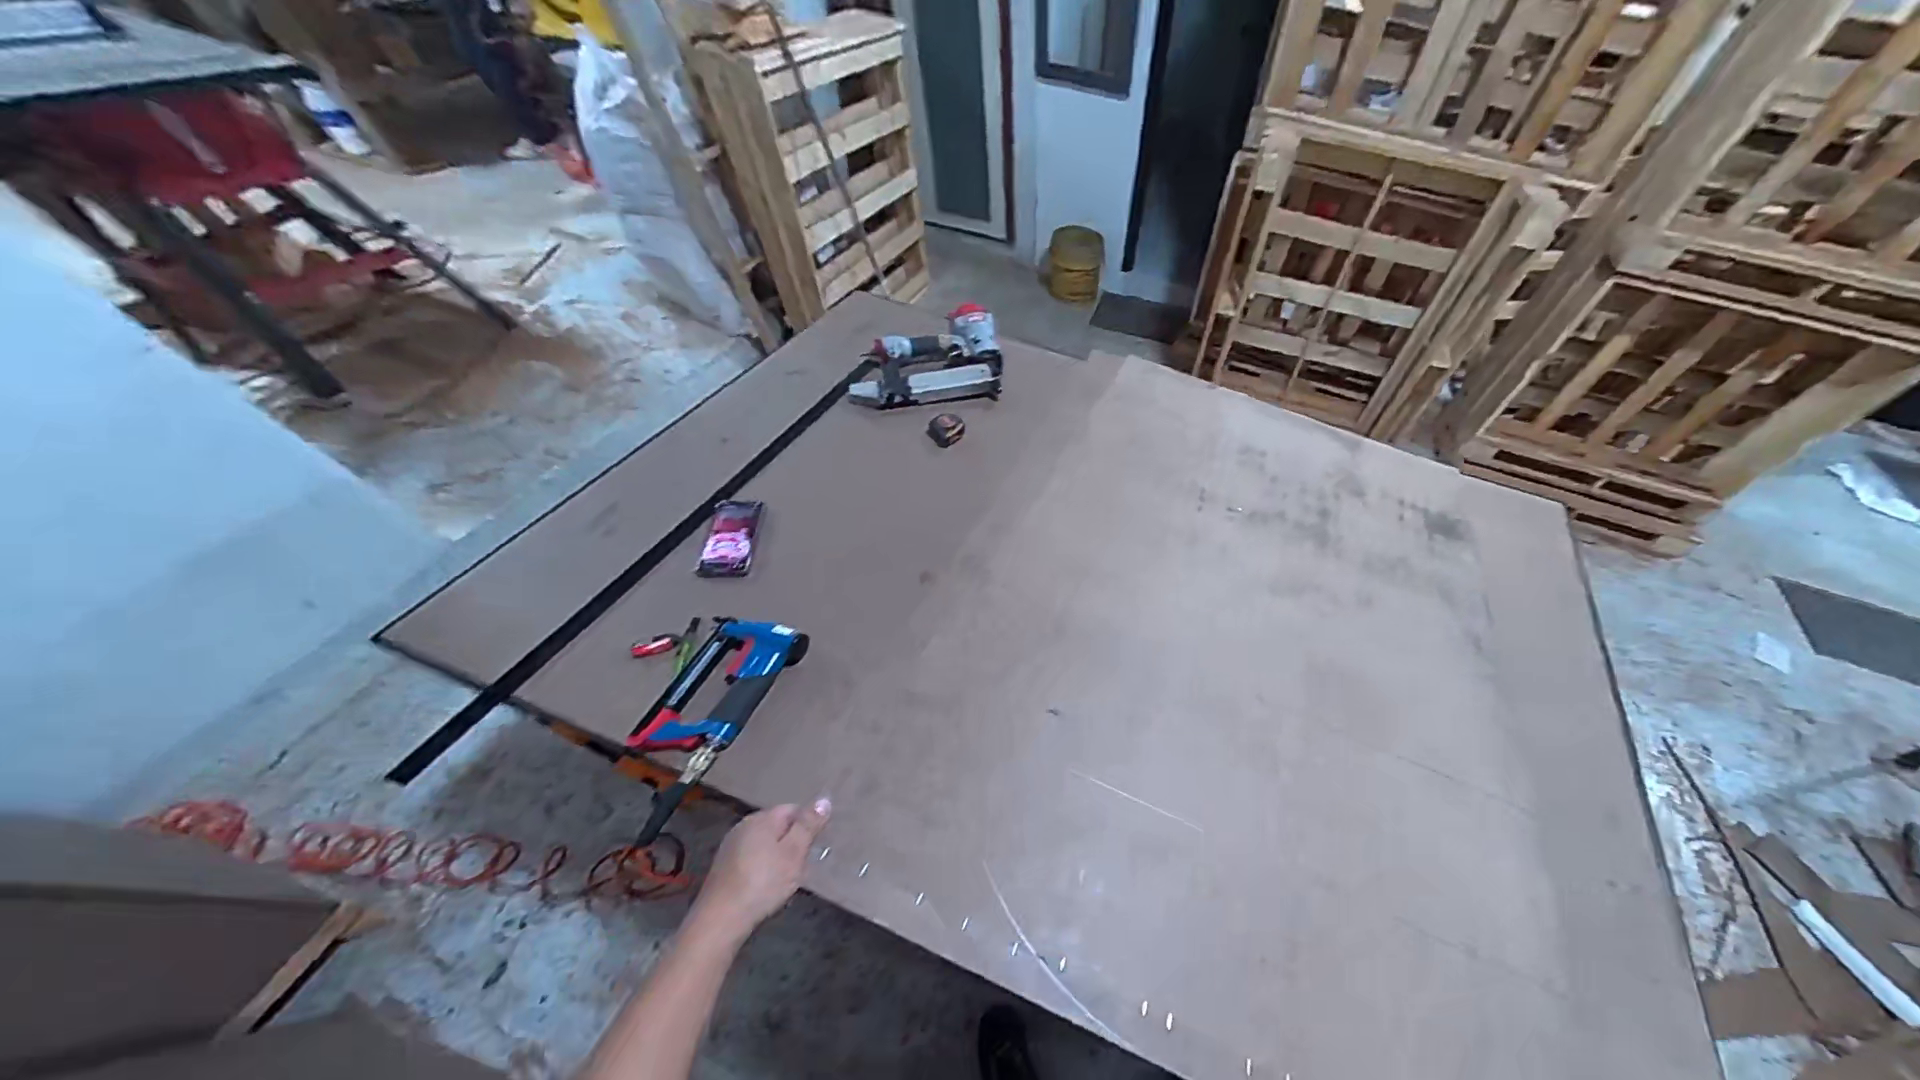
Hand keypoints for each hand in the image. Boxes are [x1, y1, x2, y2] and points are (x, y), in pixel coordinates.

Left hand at [685, 797, 830, 947]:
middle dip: (792, 842)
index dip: (806, 825)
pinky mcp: (724, 867)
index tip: (813, 848)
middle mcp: (744, 825)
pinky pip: (751, 858)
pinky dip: (762, 868)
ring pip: (764, 843)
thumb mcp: (793, 853)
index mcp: (762, 818)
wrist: (721, 919)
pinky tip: (764, 887)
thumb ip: (808, 826)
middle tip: (801, 866)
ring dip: (777, 856)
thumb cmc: (763, 883)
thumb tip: (823, 799)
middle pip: (777, 825)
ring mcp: (731, 846)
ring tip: (785, 879)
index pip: (792, 809)